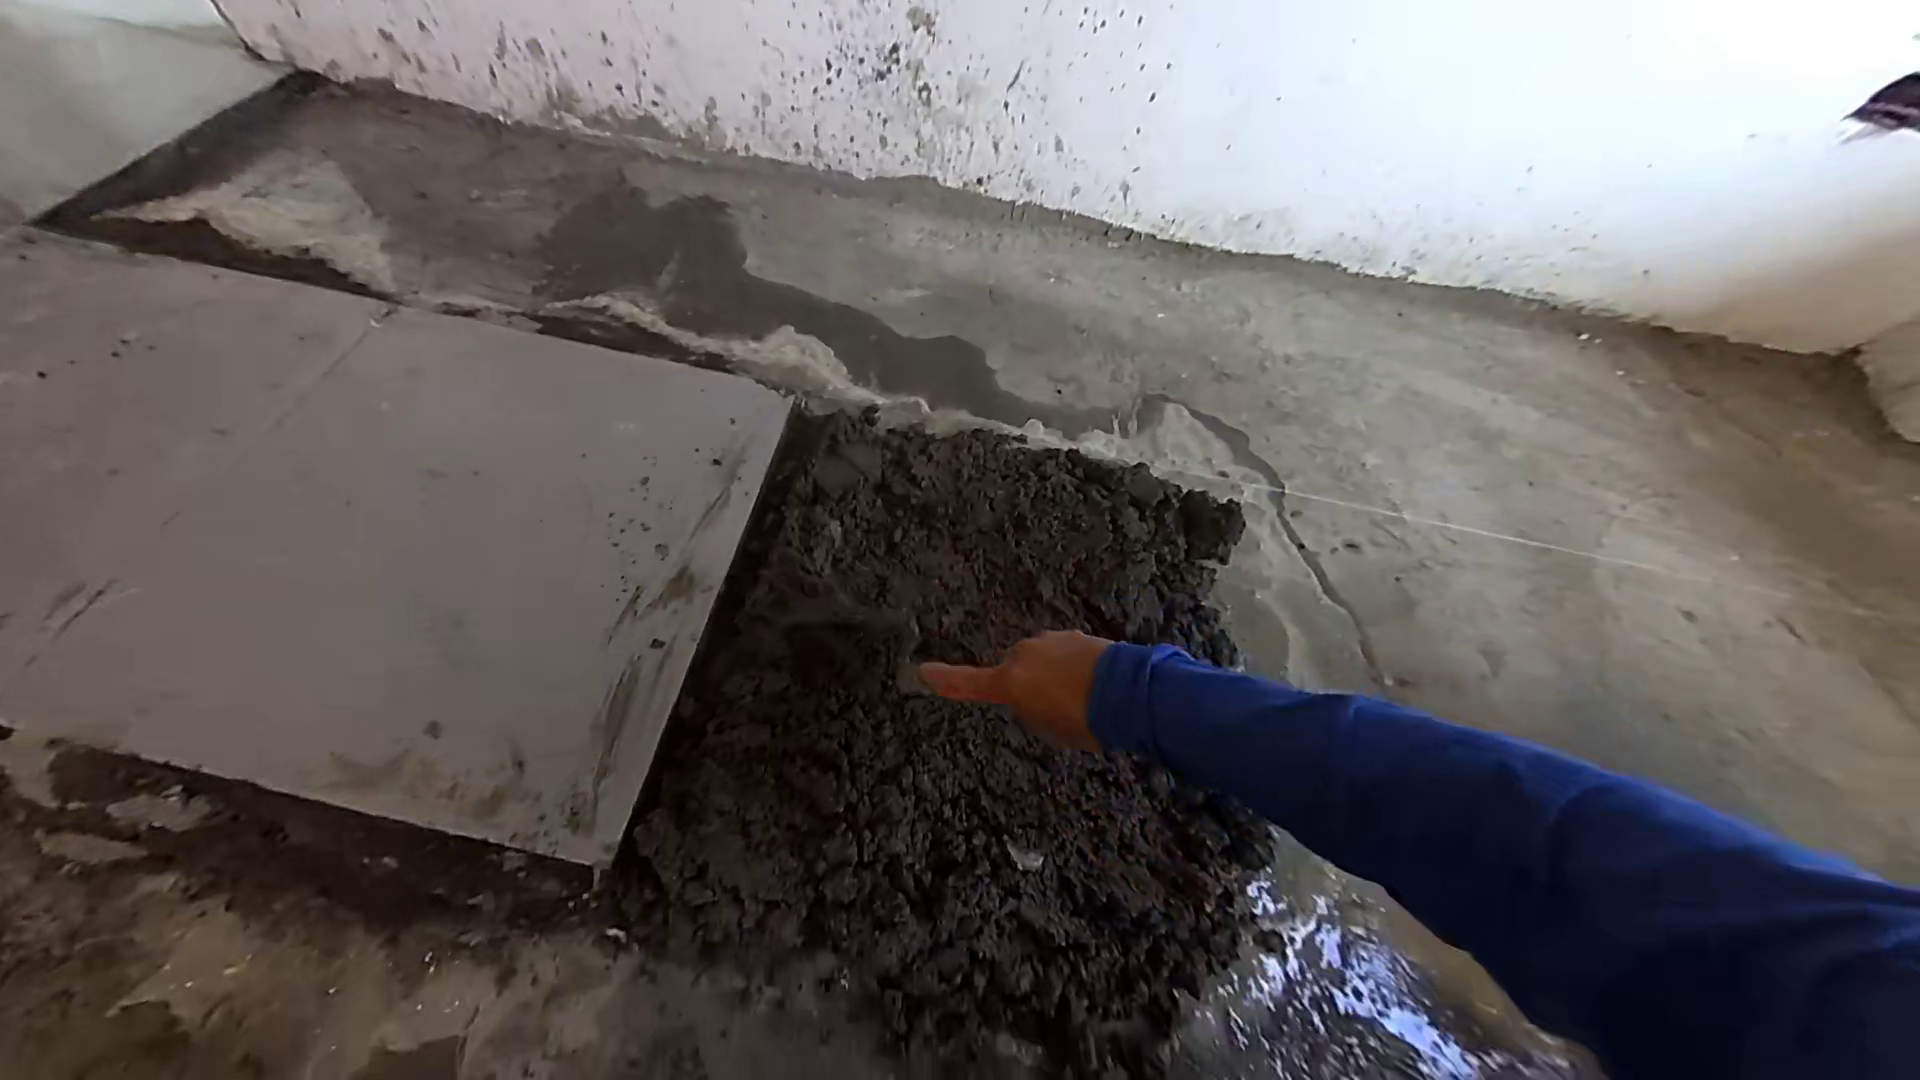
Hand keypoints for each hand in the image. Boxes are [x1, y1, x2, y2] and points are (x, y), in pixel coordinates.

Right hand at [919, 631, 1113, 749]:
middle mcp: (1024, 654)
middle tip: (1057, 708)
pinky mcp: (1073, 634)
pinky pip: (1063, 653)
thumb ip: (1031, 709)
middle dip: (1029, 685)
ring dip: (1053, 673)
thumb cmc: (1084, 720)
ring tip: (1081, 697)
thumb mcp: (1050, 728)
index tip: (923, 671)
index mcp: (1011, 682)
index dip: (945, 680)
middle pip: (1015, 671)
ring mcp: (1049, 641)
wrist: (1128, 691)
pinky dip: (1071, 665)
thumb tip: (1031, 696)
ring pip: (1041, 660)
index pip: (968, 682)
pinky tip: (1093, 681)